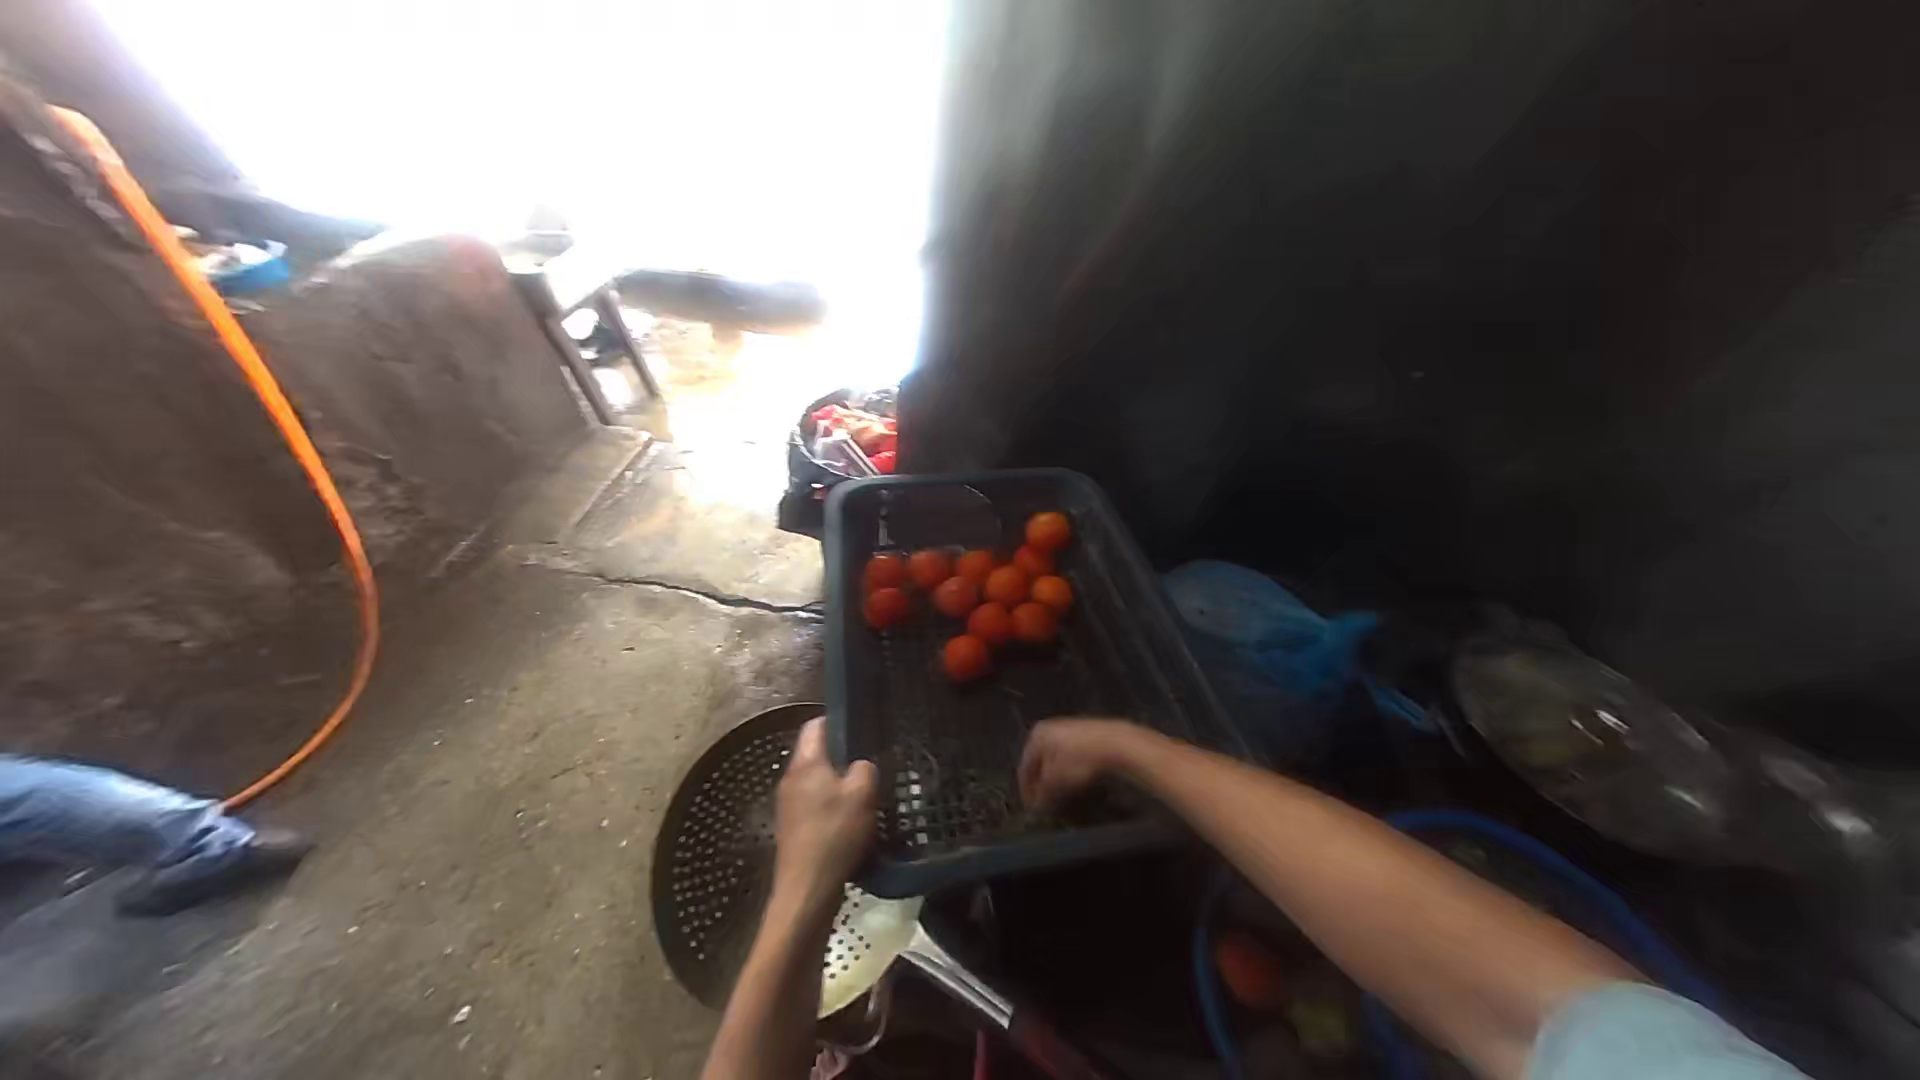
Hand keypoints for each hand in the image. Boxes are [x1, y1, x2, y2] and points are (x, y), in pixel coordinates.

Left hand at [773, 717, 877, 907]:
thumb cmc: (834, 834)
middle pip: (816, 754)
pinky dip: (832, 806)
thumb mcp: (862, 794)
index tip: (860, 726)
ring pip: (817, 781)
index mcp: (805, 763)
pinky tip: (851, 820)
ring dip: (838, 783)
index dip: (837, 720)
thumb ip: (865, 768)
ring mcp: (788, 805)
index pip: (815, 725)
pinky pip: (814, 805)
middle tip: (870, 760)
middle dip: (842, 755)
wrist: (806, 890)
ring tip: (865, 792)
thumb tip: (861, 765)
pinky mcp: (792, 828)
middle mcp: (790, 778)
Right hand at [1017, 717, 1156, 809]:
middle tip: (1049, 806)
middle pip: (1041, 764)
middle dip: (1045, 787)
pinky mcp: (1089, 735)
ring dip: (1060, 782)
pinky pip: (1075, 758)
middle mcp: (1051, 728)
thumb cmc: (1080, 761)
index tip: (1033, 810)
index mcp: (1037, 735)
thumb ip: (1041, 798)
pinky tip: (1082, 785)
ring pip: (1058, 762)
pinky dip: (1074, 773)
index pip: (1024, 768)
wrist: (1118, 744)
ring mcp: (1071, 730)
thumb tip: (1036, 808)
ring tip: (1067, 799)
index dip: (1027, 793)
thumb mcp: (1056, 784)